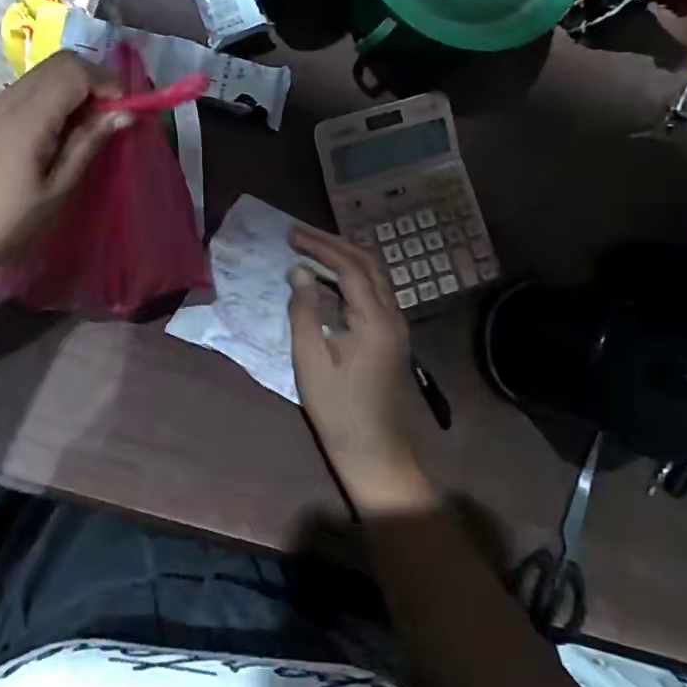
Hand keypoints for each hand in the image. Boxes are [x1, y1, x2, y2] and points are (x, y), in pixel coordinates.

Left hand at [0, 51, 127, 269]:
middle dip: (94, 79)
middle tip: (112, 113)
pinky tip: (65, 125)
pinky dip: (57, 92)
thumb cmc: (16, 218)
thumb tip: (126, 112)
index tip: (125, 110)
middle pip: (61, 62)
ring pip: (47, 70)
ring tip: (91, 121)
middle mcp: (9, 99)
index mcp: (27, 119)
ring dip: (76, 84)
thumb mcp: (61, 185)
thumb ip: (90, 141)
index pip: (74, 73)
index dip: (106, 83)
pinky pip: (33, 85)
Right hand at [288, 226, 431, 511]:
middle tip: (300, 236)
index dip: (320, 246)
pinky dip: (350, 277)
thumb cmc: (337, 408)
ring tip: (311, 249)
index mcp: (375, 320)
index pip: (350, 267)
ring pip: (375, 276)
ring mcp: (395, 326)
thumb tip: (300, 272)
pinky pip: (373, 293)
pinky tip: (327, 281)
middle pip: (368, 263)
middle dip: (334, 243)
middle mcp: (392, 316)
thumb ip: (304, 311)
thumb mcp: (310, 359)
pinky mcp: (390, 336)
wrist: (375, 451)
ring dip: (344, 257)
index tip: (290, 236)